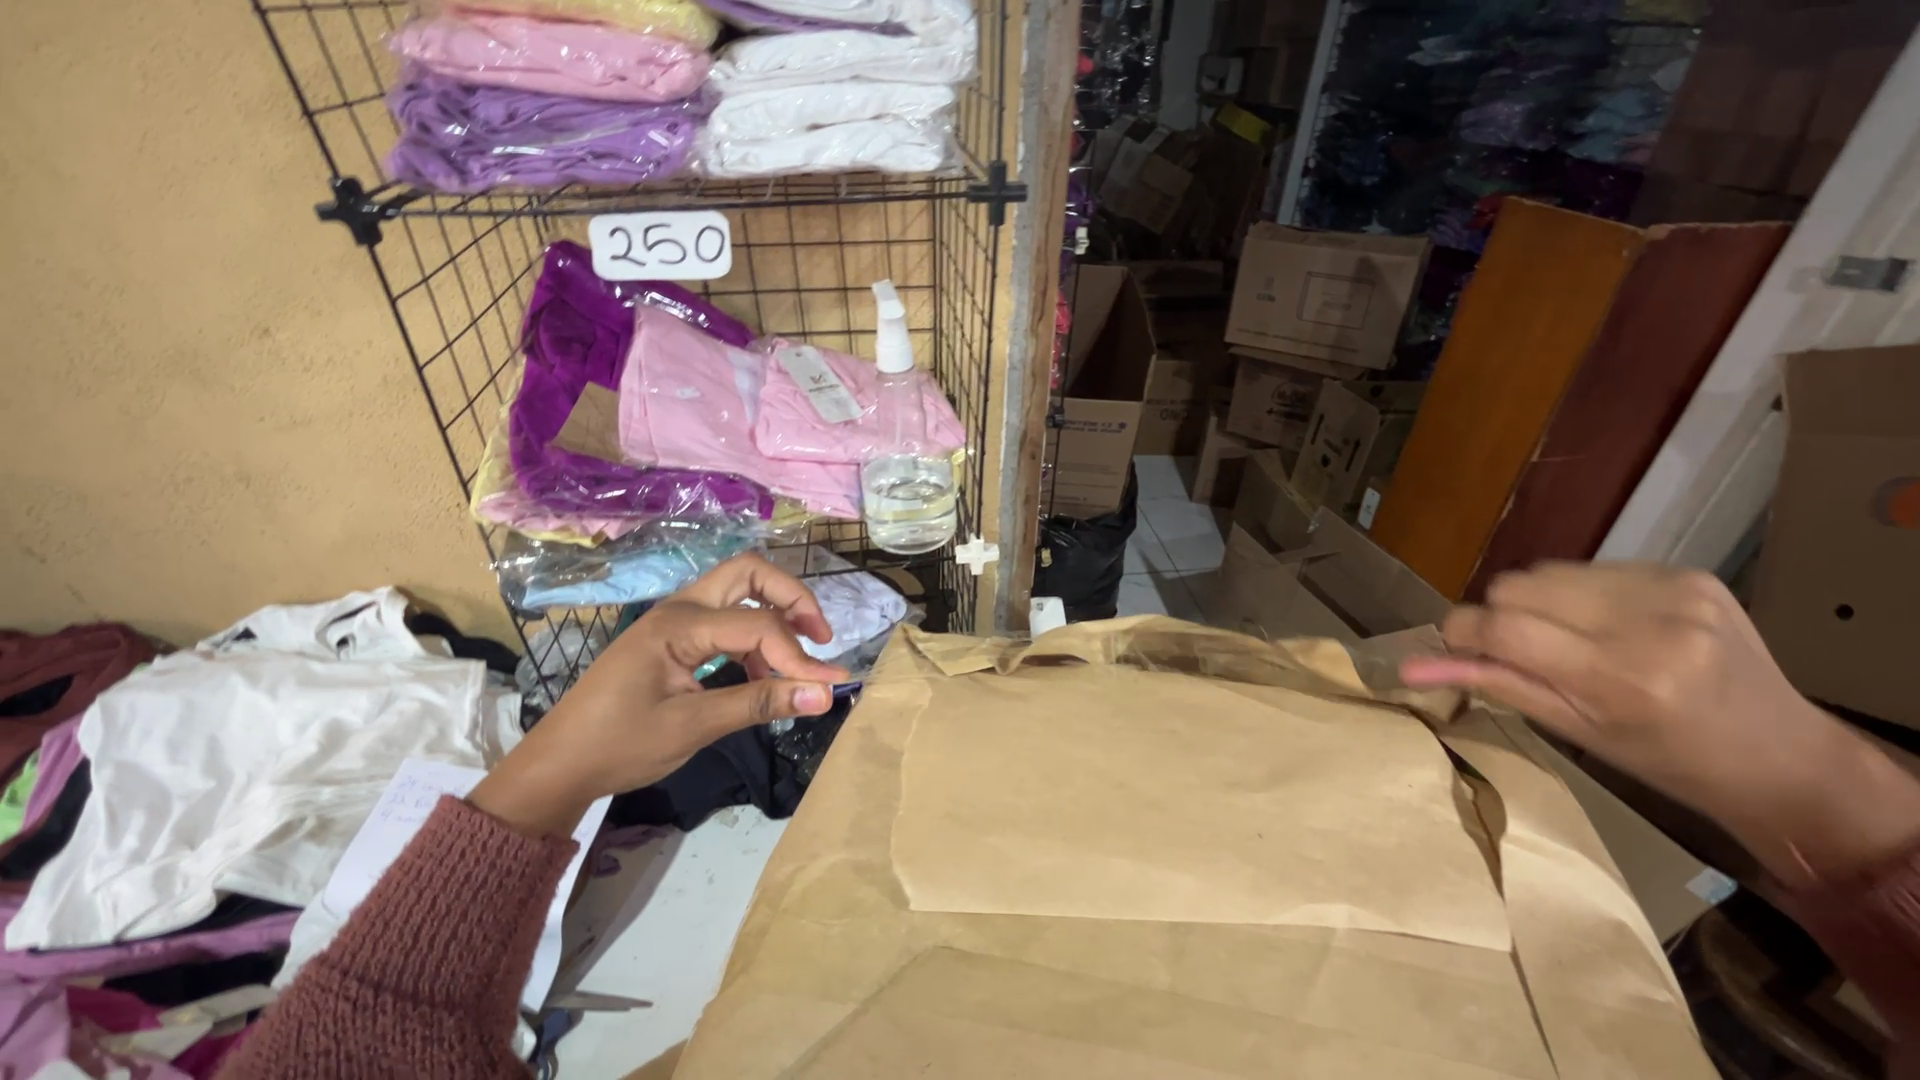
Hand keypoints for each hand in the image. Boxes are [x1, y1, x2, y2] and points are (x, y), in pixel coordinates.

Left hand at [470, 555, 848, 836]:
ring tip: (797, 661)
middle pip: (751, 573)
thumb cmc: (619, 744)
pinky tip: (762, 676)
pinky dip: (754, 636)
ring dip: (775, 613)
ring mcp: (676, 620)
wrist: (559, 763)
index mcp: (680, 624)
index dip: (799, 655)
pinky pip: (727, 618)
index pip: (759, 625)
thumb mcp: (693, 726)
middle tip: (820, 637)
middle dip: (793, 598)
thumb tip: (823, 695)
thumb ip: (759, 703)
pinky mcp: (675, 638)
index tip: (829, 688)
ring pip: (739, 590)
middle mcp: (680, 608)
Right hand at [1399, 562, 1919, 889]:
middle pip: (1516, 587)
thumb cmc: (1663, 759)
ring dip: (1537, 602)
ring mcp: (1673, 591)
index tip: (1451, 647)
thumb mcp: (1572, 730)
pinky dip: (1578, 594)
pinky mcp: (1687, 573)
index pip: (1503, 630)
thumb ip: (1492, 684)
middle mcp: (1649, 624)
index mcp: (1621, 678)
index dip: (1460, 632)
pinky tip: (1606, 625)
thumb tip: (1409, 668)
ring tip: (1569, 640)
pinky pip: (1591, 568)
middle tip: (1521, 652)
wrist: (1778, 752)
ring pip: (1546, 571)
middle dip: (1500, 616)